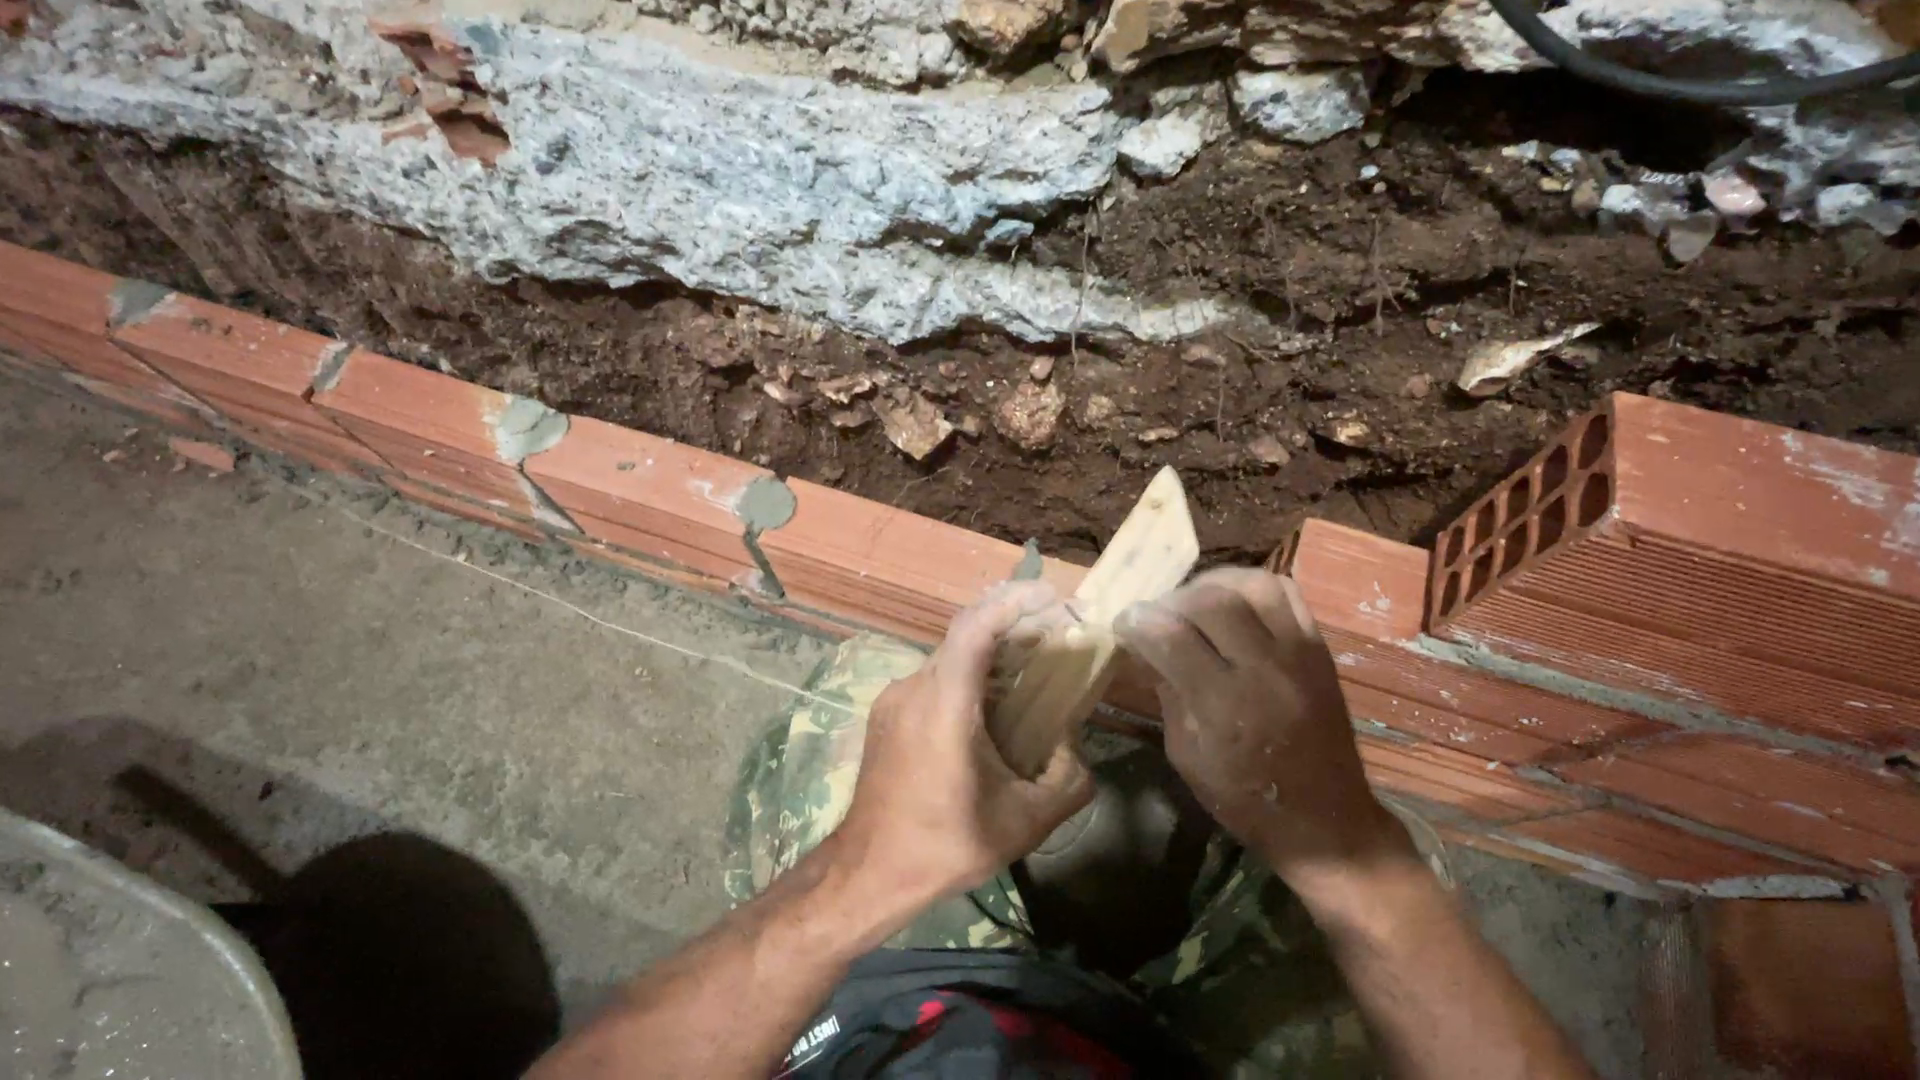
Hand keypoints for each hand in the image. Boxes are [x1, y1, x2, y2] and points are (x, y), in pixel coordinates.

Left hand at [834, 581, 1094, 906]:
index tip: (1052, 598)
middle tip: (1056, 638)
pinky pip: (933, 681)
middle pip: (965, 636)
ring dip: (990, 655)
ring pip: (949, 658)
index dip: (1014, 601)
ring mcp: (893, 699)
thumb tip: (1072, 745)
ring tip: (1031, 671)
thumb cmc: (946, 845)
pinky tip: (991, 707)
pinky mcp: (886, 715)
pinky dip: (967, 678)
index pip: (975, 626)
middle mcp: (913, 688)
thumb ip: (1068, 780)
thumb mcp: (1025, 822)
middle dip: (1013, 627)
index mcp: (944, 703)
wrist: (870, 872)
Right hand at [1114, 568, 1408, 880]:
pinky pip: (1285, 592)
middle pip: (1209, 601)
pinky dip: (1250, 587)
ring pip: (1250, 585)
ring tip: (1194, 603)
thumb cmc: (1244, 797)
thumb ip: (1167, 691)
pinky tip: (1232, 603)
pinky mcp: (1318, 647)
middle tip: (1156, 616)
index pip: (1170, 636)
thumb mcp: (1185, 753)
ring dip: (1211, 585)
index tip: (1123, 623)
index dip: (1137, 621)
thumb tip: (1145, 644)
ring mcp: (1297, 653)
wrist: (1324, 820)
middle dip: (1170, 601)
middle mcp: (1263, 670)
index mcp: (1223, 706)